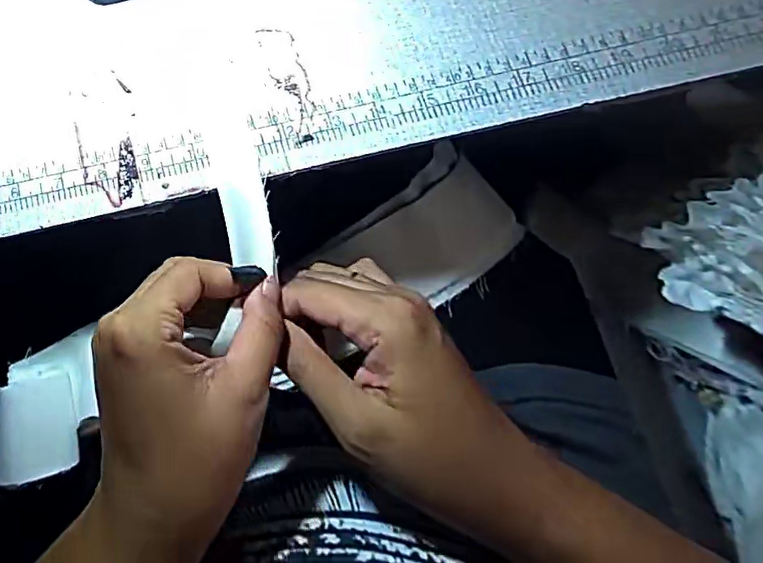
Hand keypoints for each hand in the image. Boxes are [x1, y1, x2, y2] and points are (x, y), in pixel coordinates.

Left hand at [58, 257, 283, 562]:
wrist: (151, 518)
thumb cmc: (188, 471)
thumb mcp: (241, 393)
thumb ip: (260, 331)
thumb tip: (267, 290)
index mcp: (136, 328)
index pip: (186, 271)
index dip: (228, 275)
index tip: (260, 288)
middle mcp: (115, 327)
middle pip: (170, 279)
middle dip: (216, 288)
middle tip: (255, 307)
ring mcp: (111, 341)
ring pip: (163, 297)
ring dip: (202, 307)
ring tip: (241, 329)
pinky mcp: (116, 356)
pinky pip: (153, 320)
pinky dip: (185, 324)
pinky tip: (215, 346)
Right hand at [281, 260, 719, 562]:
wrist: (507, 487)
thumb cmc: (432, 462)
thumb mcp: (356, 424)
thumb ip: (304, 365)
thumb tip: (266, 326)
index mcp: (385, 316)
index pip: (304, 289)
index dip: (273, 310)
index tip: (255, 338)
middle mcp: (397, 295)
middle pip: (319, 275)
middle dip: (291, 304)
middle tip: (274, 343)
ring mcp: (409, 302)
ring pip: (337, 276)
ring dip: (312, 301)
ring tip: (300, 341)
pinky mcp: (412, 316)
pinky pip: (359, 288)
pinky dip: (336, 303)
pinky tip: (332, 339)